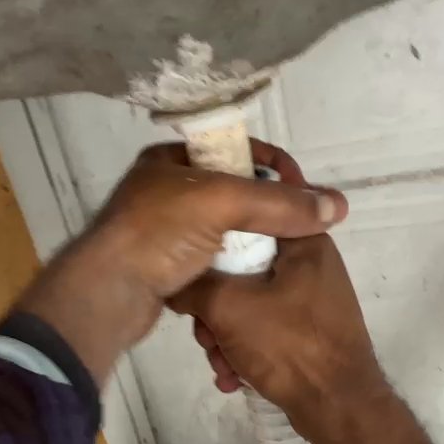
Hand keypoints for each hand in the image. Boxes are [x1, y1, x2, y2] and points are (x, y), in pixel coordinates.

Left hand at [15, 140, 345, 383]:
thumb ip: (279, 203)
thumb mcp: (222, 203)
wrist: (107, 294)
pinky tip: (253, 277)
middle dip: (267, 208)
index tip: (304, 188)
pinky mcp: (163, 268)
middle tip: (300, 226)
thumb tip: (336, 206)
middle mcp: (163, 191)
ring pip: (221, 230)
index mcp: (169, 160)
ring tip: (283, 254)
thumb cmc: (157, 234)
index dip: (272, 164)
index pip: (233, 149)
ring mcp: (161, 232)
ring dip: (250, 241)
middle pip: (231, 192)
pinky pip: (209, 261)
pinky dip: (231, 267)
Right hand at [172, 235, 442, 443]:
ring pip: (243, 299)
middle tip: (203, 326)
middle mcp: (307, 262)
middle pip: (240, 261)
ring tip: (219, 360)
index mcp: (302, 240)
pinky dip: (240, 349)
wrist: (336, 407)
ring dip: (221, 333)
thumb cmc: (289, 344)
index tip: (192, 230)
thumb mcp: (229, 307)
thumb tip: (170, 279)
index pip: (261, 198)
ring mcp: (305, 298)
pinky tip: (232, 375)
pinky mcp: (300, 329)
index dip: (222, 208)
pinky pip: (257, 326)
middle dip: (212, 300)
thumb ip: (193, 285)